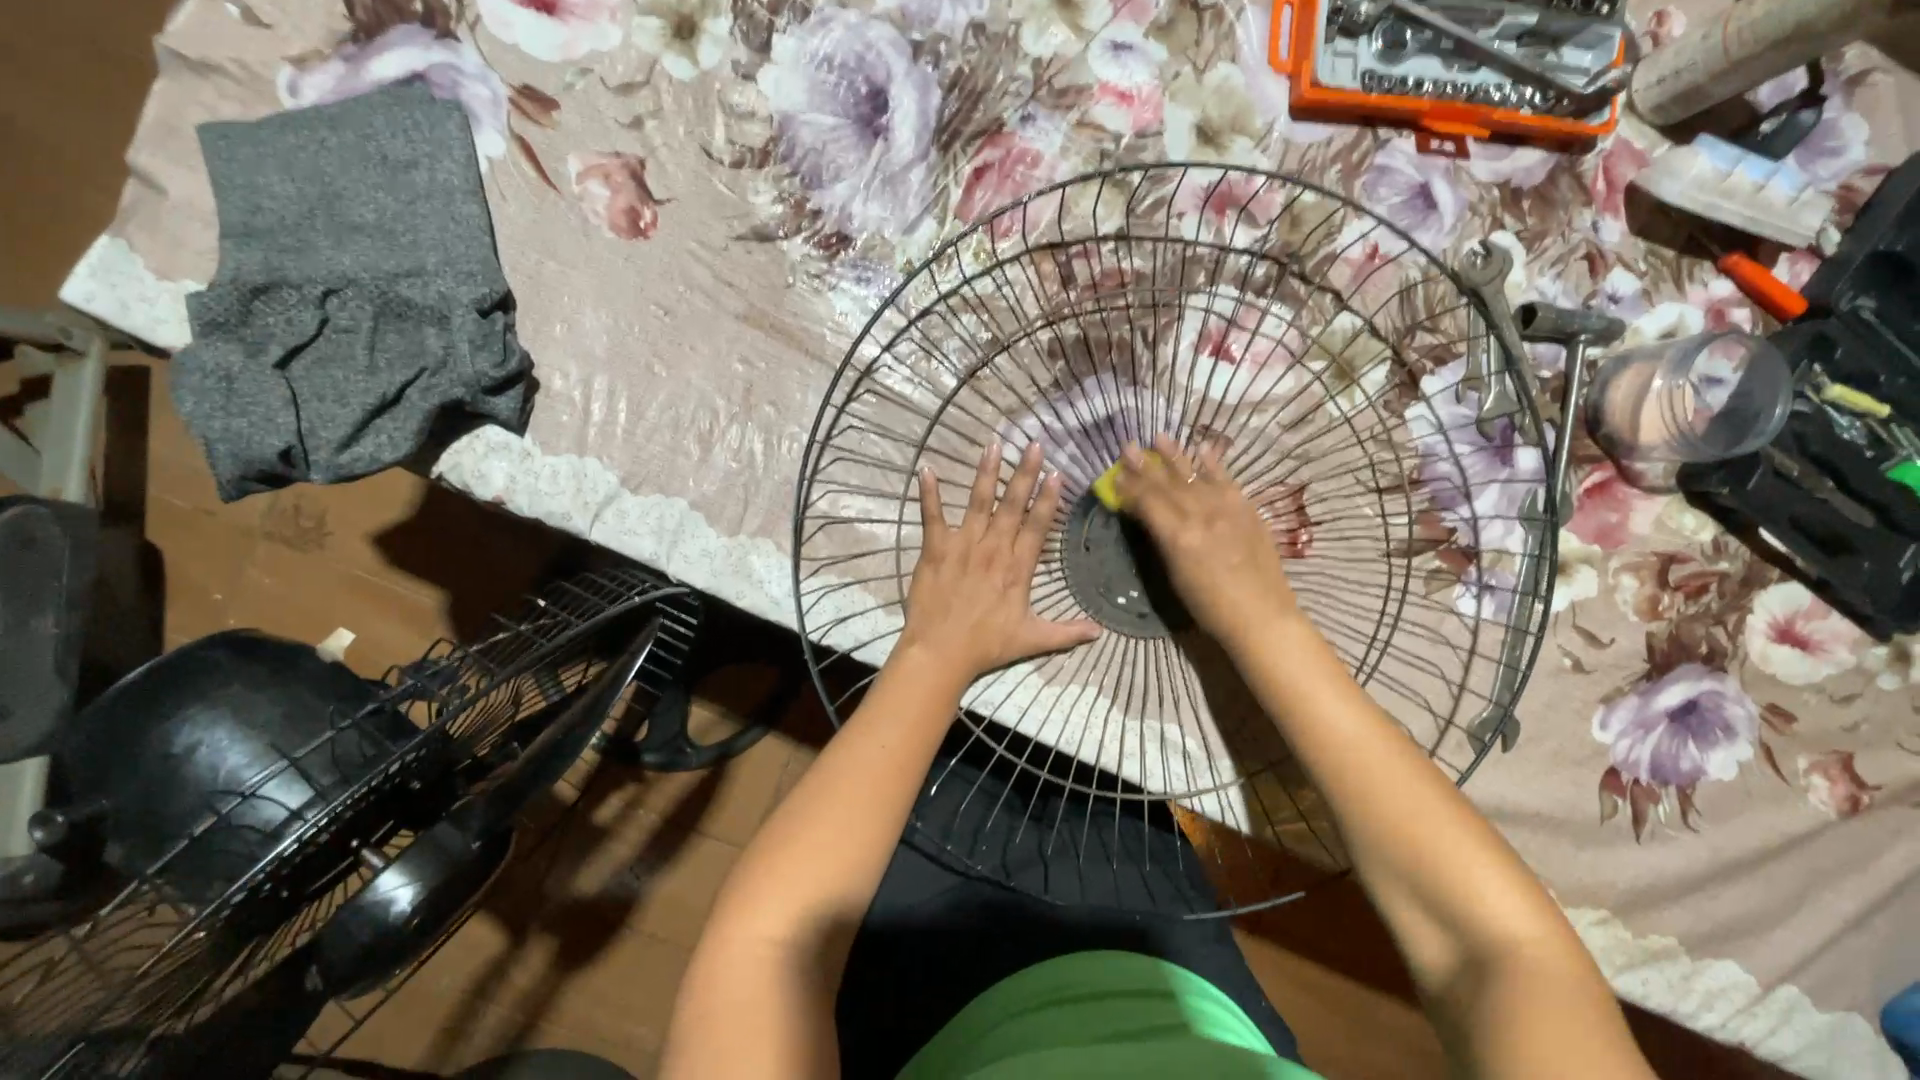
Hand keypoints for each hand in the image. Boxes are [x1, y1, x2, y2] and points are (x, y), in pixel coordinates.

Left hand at [898, 441, 1101, 685]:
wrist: (942, 652)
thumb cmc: (987, 646)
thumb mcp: (1033, 639)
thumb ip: (1067, 632)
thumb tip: (1099, 631)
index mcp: (1018, 568)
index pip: (1037, 526)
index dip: (1048, 499)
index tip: (1056, 473)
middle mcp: (994, 549)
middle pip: (1012, 505)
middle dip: (1024, 473)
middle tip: (1033, 444)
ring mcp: (964, 545)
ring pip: (978, 502)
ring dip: (986, 472)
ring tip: (993, 445)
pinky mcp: (936, 549)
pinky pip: (932, 516)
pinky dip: (929, 493)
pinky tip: (927, 469)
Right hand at [1111, 434, 1300, 647]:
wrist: (1261, 616)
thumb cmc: (1210, 607)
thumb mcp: (1175, 576)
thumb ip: (1161, 541)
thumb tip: (1146, 517)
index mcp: (1179, 536)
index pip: (1147, 502)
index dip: (1129, 488)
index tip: (1114, 475)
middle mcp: (1201, 515)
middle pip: (1167, 484)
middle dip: (1145, 465)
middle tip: (1127, 447)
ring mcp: (1228, 508)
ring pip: (1195, 476)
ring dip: (1175, 456)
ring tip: (1159, 437)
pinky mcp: (1248, 509)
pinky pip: (1227, 480)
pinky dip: (1214, 464)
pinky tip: (1202, 449)